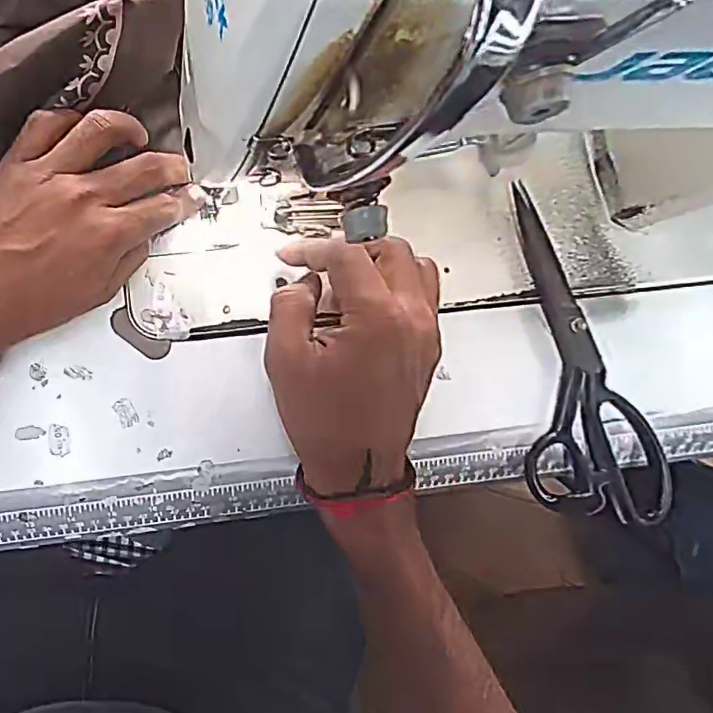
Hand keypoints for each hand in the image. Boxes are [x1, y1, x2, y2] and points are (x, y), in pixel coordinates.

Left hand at [0, 109, 197, 386]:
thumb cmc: (25, 305)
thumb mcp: (94, 294)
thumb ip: (127, 260)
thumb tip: (145, 235)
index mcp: (106, 235)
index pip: (161, 206)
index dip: (184, 201)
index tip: (189, 198)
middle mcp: (82, 198)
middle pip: (144, 166)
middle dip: (172, 166)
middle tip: (177, 168)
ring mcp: (48, 176)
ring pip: (100, 129)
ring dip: (128, 127)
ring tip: (136, 135)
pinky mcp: (16, 166)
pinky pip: (45, 124)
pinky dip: (68, 118)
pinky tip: (79, 127)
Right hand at [266, 236, 441, 496]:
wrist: (357, 464)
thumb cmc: (328, 423)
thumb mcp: (284, 359)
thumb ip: (288, 306)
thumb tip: (300, 283)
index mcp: (378, 318)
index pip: (348, 255)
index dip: (313, 248)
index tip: (295, 255)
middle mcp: (411, 320)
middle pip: (389, 249)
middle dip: (349, 249)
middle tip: (319, 264)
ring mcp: (425, 333)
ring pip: (414, 266)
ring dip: (378, 262)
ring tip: (345, 280)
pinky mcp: (427, 347)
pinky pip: (421, 295)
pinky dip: (395, 285)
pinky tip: (365, 304)